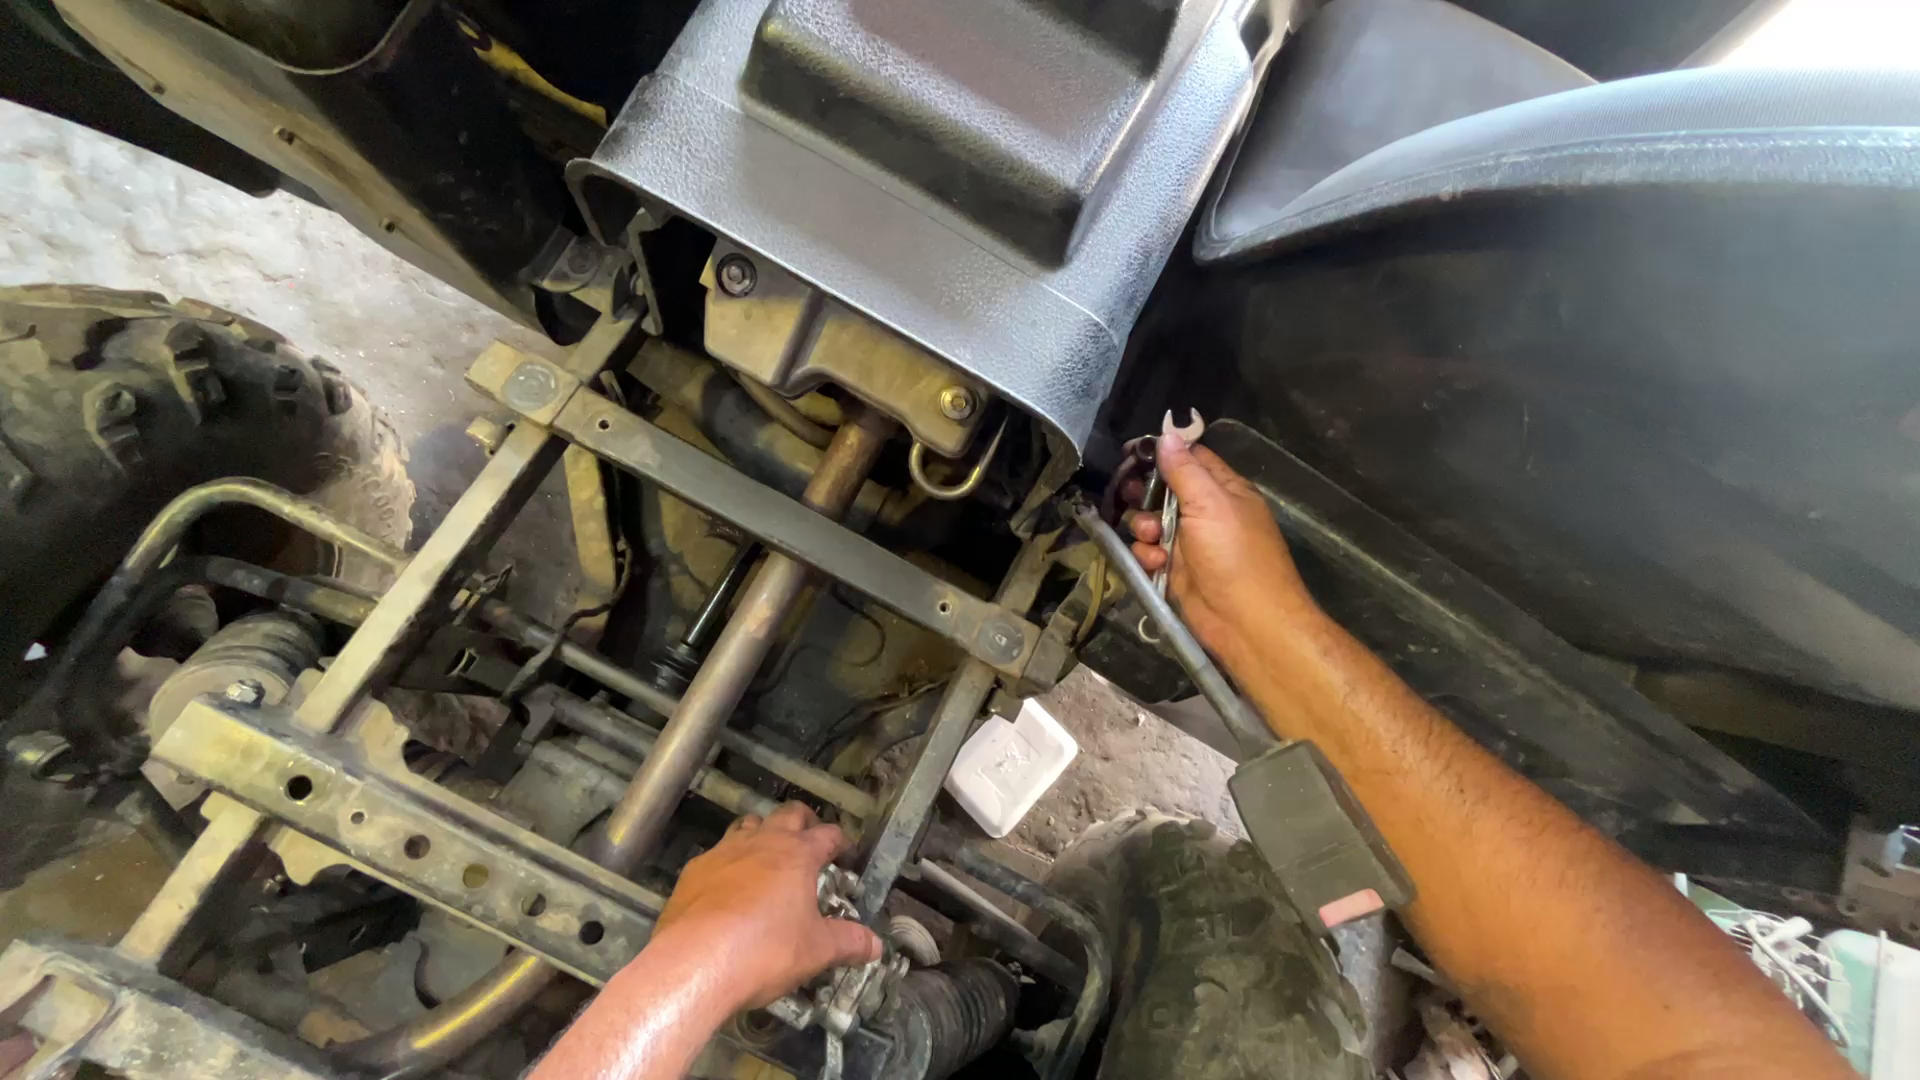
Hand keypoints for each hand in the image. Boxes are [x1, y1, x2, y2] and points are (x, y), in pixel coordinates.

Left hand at [649, 802, 881, 1010]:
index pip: (828, 834)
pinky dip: (728, 863)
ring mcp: (725, 851)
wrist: (694, 963)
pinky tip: (727, 888)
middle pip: (789, 813)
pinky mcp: (694, 870)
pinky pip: (717, 854)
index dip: (841, 842)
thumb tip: (876, 946)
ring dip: (763, 833)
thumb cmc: (765, 950)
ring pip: (749, 824)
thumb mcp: (816, 951)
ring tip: (768, 857)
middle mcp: (763, 842)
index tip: (847, 854)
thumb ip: (848, 943)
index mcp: (798, 854)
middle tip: (810, 841)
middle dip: (804, 821)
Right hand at [1129, 428, 1318, 672]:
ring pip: (1151, 522)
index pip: (1190, 459)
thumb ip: (1184, 470)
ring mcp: (1191, 543)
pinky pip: (1150, 552)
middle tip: (1126, 494)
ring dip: (1143, 527)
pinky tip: (1156, 564)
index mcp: (1225, 491)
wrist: (1246, 622)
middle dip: (1144, 493)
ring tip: (1152, 537)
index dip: (1161, 453)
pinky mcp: (1176, 570)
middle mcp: (1207, 513)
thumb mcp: (1210, 504)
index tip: (1130, 452)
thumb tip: (1166, 435)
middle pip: (1164, 490)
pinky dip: (1148, 555)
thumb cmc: (1234, 556)